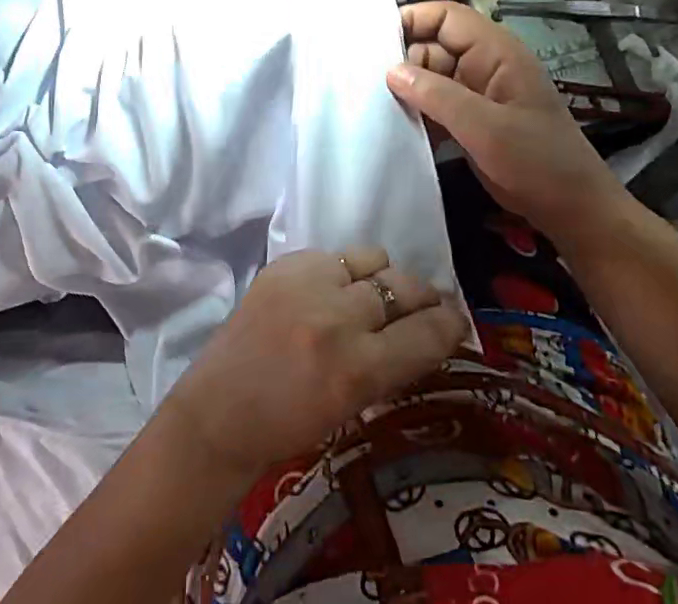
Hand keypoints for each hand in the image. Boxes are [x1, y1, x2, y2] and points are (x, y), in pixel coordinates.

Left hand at [162, 247, 467, 477]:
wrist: (222, 409)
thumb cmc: (292, 424)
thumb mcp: (356, 404)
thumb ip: (394, 363)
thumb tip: (431, 331)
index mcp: (360, 368)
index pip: (428, 332)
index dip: (451, 325)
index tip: (455, 321)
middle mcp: (339, 318)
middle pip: (406, 287)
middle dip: (424, 298)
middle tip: (423, 306)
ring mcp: (308, 285)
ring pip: (374, 258)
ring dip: (383, 277)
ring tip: (374, 293)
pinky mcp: (283, 266)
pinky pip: (334, 254)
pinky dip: (342, 270)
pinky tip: (332, 290)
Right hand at [386, 0, 630, 237]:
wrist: (569, 208)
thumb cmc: (537, 160)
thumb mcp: (486, 127)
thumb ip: (437, 96)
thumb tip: (390, 71)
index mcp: (496, 53)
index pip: (447, 18)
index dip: (411, 20)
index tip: (370, 40)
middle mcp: (483, 66)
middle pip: (431, 47)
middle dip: (401, 62)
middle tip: (363, 84)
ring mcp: (474, 95)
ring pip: (428, 79)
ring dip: (404, 91)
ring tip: (370, 105)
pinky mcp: (467, 121)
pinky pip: (432, 106)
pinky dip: (414, 113)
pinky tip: (390, 127)